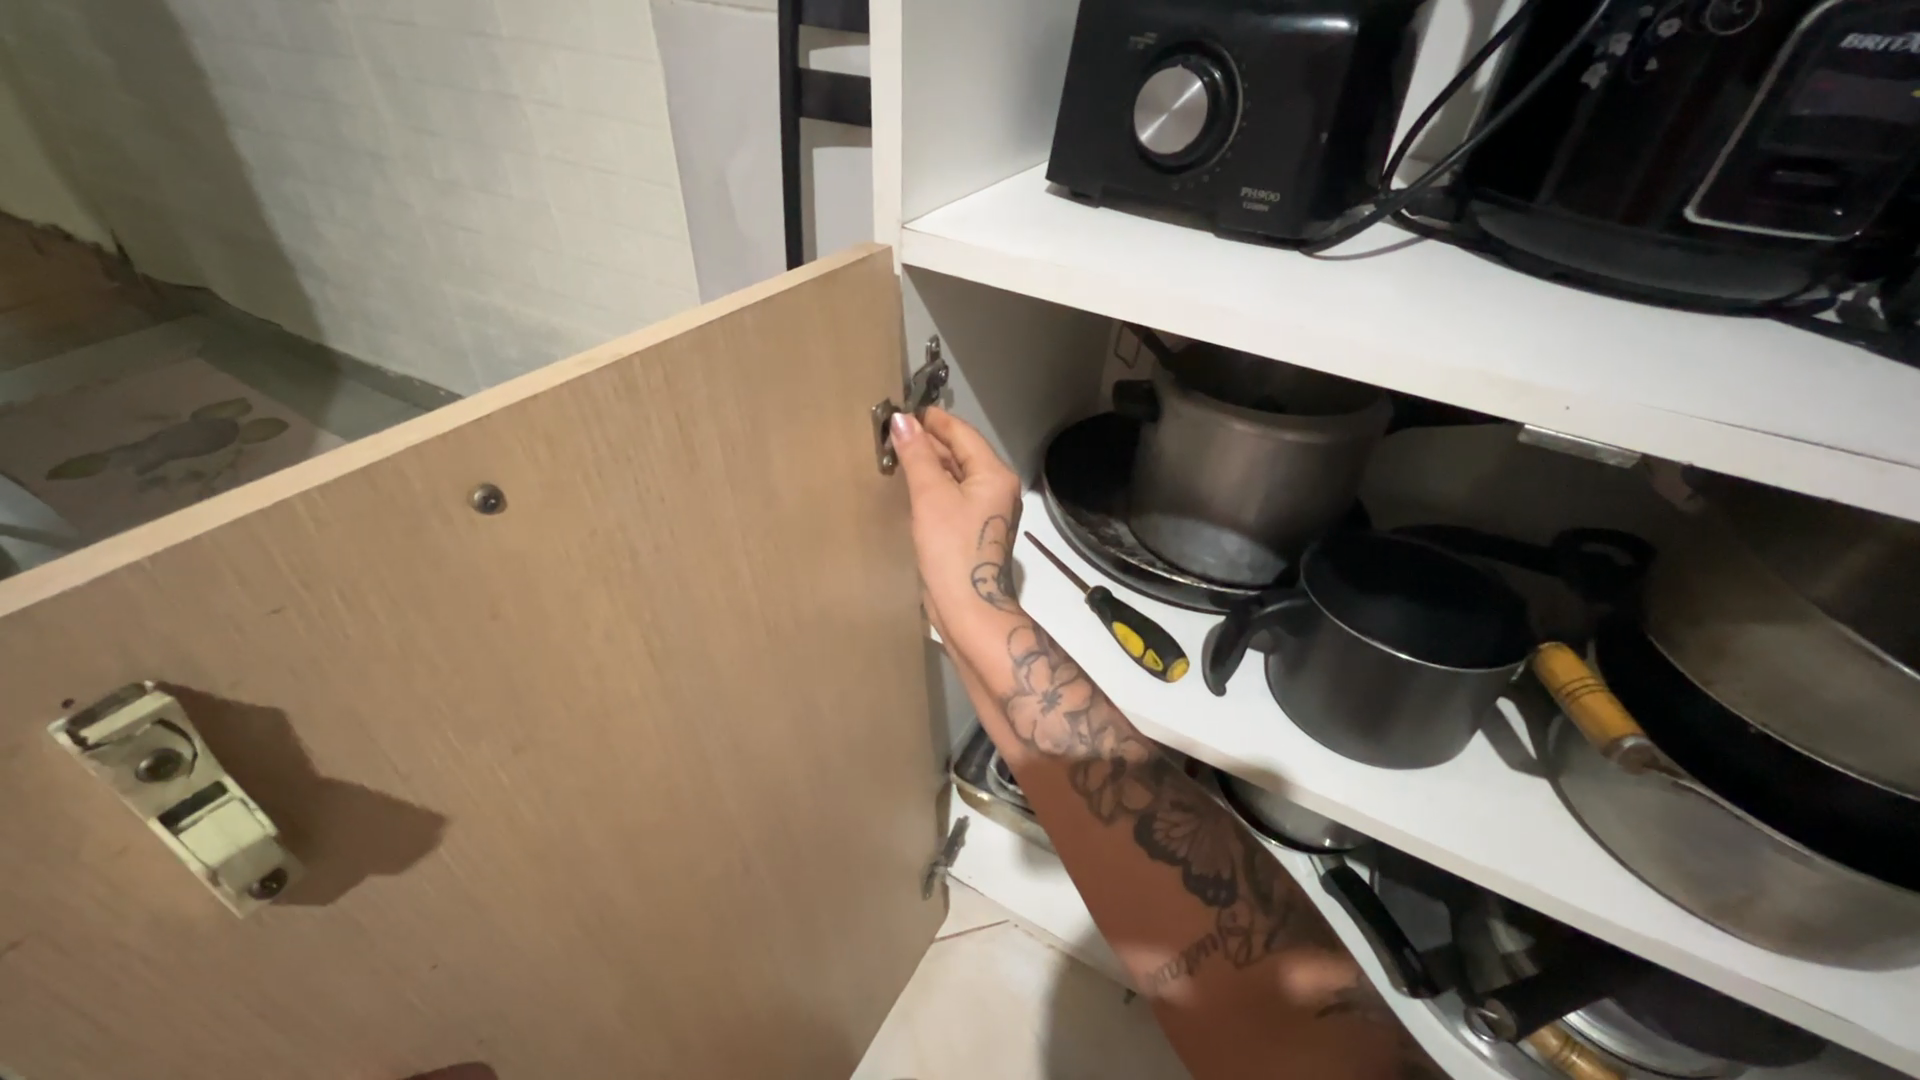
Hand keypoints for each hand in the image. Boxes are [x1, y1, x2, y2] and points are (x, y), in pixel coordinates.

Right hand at [891, 407, 1024, 633]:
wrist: (968, 607)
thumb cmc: (951, 548)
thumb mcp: (930, 495)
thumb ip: (917, 455)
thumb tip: (902, 420)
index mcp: (994, 474)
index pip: (962, 434)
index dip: (934, 421)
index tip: (904, 411)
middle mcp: (997, 488)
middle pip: (962, 453)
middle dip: (930, 442)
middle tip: (894, 433)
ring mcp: (988, 511)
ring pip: (957, 475)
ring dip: (930, 464)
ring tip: (898, 455)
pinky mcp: (975, 530)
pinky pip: (954, 496)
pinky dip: (934, 486)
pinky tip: (912, 487)